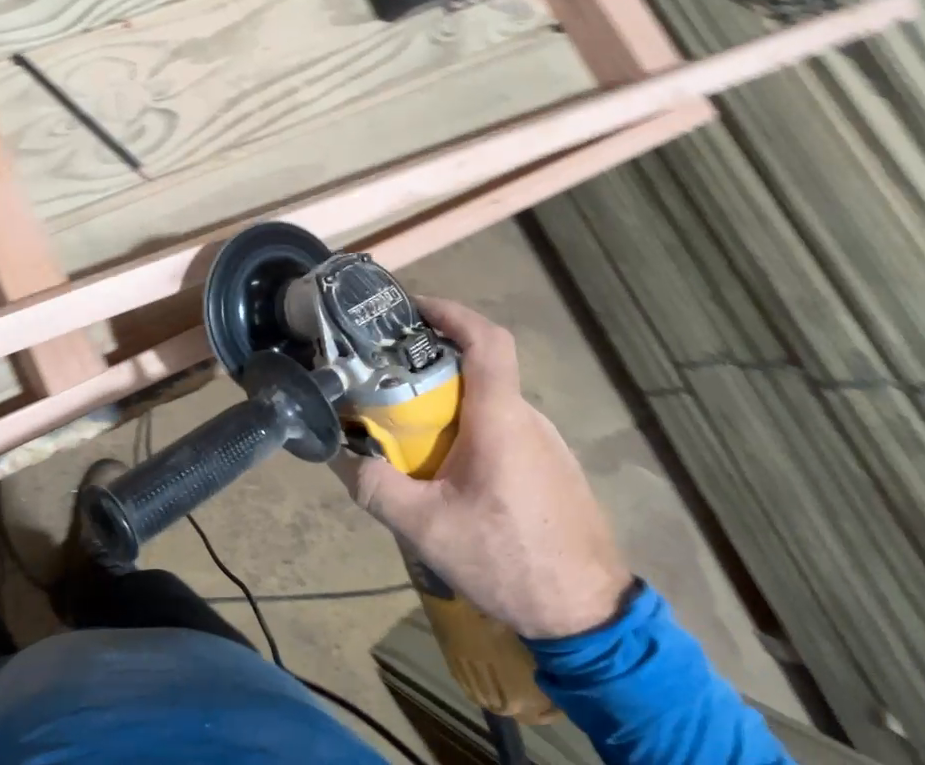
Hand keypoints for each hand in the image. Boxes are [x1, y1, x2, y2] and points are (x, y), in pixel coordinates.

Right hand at [334, 297, 633, 638]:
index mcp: (501, 420)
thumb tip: (335, 452)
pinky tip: (440, 473)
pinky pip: (500, 432)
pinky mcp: (551, 472)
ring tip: (400, 433)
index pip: (485, 341)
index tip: (408, 308)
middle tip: (378, 384)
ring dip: (442, 406)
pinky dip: (464, 432)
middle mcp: (528, 421)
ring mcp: (545, 447)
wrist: (588, 617)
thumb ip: (373, 484)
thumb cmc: (507, 559)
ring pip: (486, 405)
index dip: (449, 312)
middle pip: (474, 372)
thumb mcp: (424, 527)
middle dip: (424, 367)